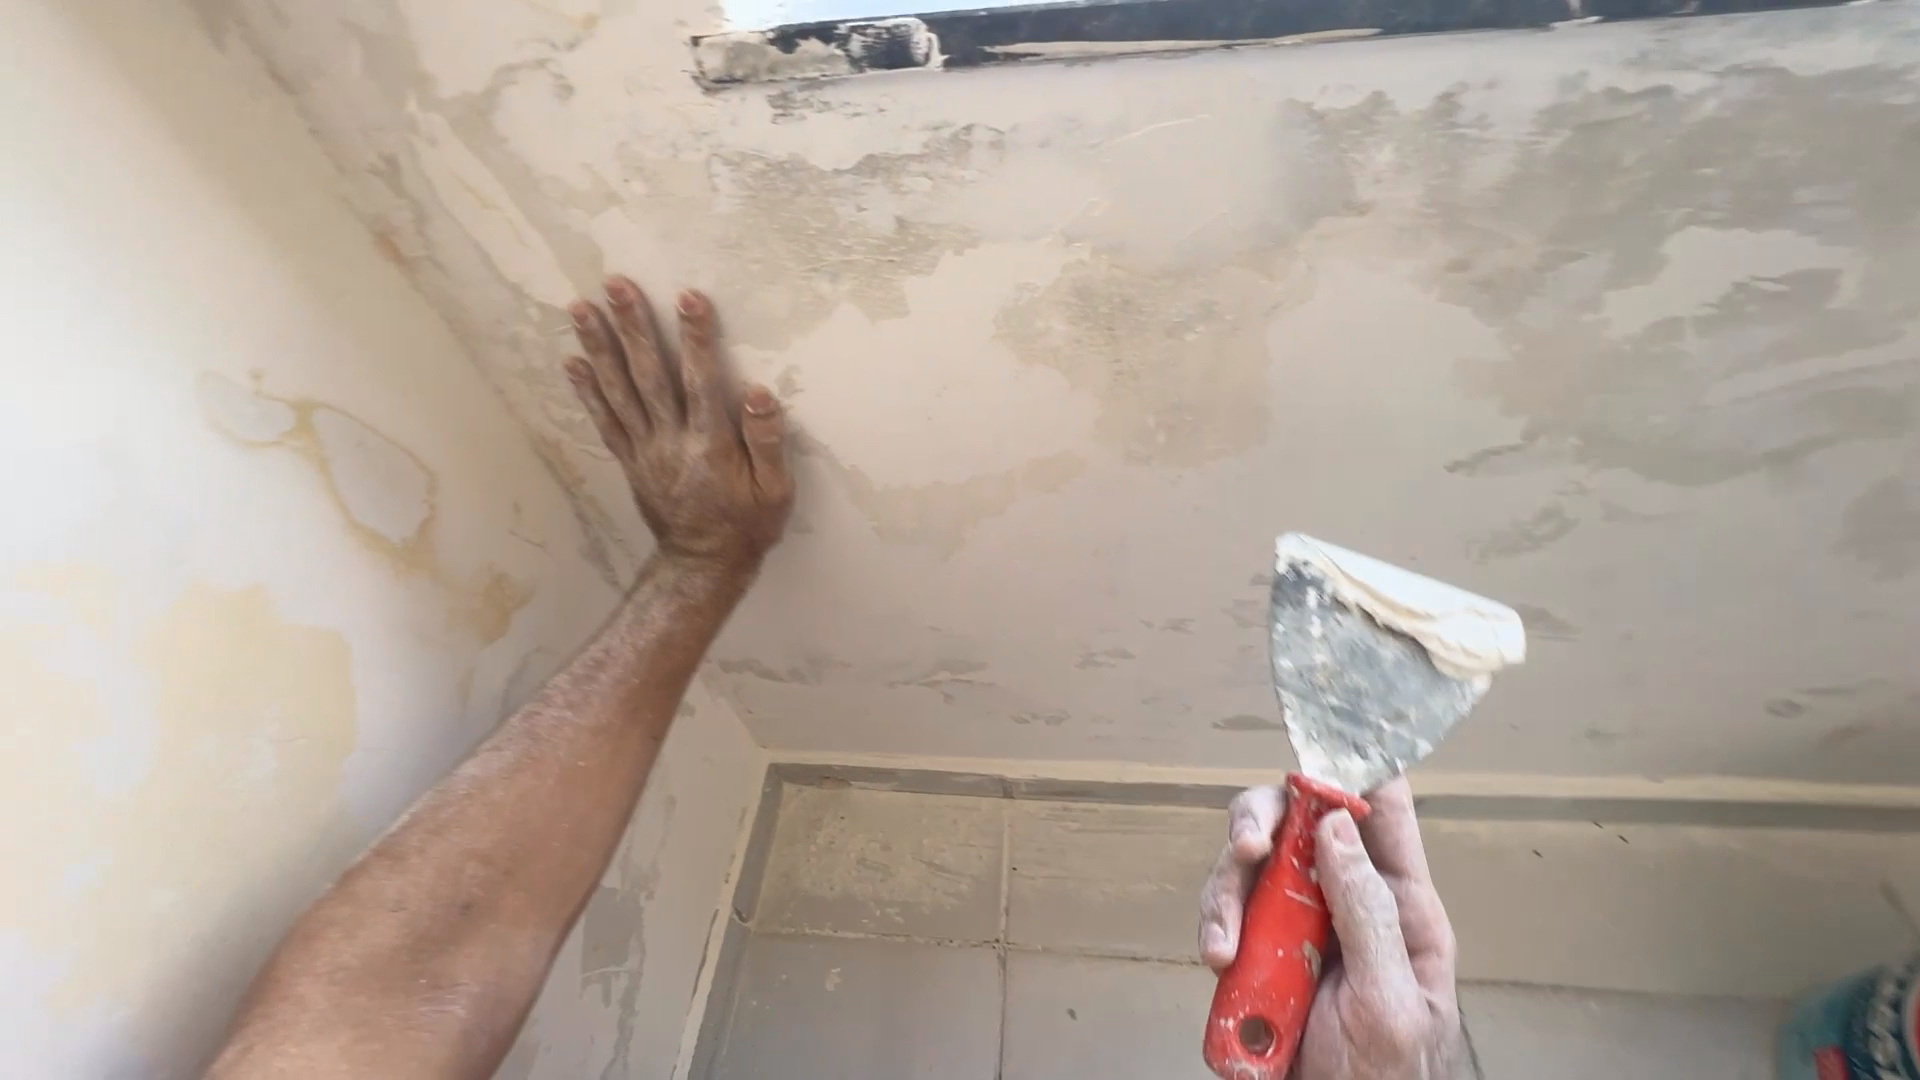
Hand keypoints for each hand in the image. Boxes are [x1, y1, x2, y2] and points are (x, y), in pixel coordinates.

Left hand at [566, 276, 792, 572]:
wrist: (706, 564)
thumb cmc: (749, 525)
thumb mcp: (776, 490)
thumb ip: (767, 442)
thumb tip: (759, 392)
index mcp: (710, 444)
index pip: (702, 381)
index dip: (696, 339)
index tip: (687, 298)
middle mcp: (671, 441)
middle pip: (648, 376)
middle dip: (632, 327)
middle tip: (614, 285)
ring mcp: (646, 451)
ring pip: (619, 392)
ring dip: (599, 348)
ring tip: (580, 309)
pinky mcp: (632, 462)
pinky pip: (606, 422)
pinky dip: (589, 392)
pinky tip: (574, 362)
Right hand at [1198, 778, 1466, 1079]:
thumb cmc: (1385, 1078)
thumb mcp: (1390, 1003)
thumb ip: (1368, 914)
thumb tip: (1336, 822)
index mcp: (1397, 900)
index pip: (1382, 812)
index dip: (1353, 768)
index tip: (1318, 749)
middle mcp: (1342, 890)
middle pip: (1295, 816)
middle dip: (1261, 819)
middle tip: (1247, 845)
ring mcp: (1295, 910)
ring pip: (1249, 855)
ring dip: (1227, 888)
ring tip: (1223, 946)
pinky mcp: (1255, 934)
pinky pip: (1224, 903)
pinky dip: (1213, 922)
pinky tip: (1217, 957)